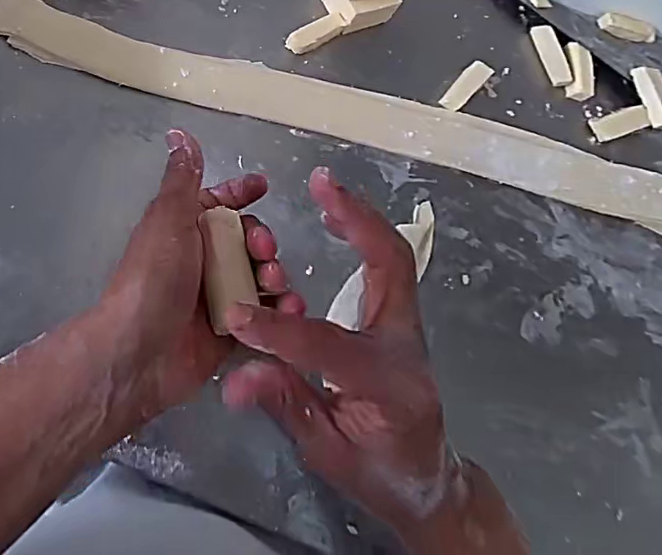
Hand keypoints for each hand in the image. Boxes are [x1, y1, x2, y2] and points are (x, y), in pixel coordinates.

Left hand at [97, 129, 303, 419]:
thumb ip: (183, 177)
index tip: (262, 186)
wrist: (139, 351)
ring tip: (274, 284)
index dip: (241, 192)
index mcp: (186, 226)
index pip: (221, 201)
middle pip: (248, 239)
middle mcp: (203, 257)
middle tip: (263, 250)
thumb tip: (179, 133)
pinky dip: (278, 312)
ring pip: (260, 275)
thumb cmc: (154, 276)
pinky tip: (287, 311)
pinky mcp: (230, 329)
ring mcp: (218, 294)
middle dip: (263, 239)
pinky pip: (262, 315)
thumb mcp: (168, 217)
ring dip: (275, 275)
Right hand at [221, 168, 525, 553]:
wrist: (426, 478)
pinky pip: (389, 263)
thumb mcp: (328, 452)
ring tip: (324, 187)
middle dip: (355, 217)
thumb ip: (286, 406)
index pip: (327, 345)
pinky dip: (364, 232)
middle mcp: (405, 341)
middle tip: (320, 182)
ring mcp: (409, 324)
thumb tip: (236, 379)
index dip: (279, 330)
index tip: (238, 315)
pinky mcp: (401, 315)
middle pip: (392, 264)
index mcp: (388, 383)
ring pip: (394, 254)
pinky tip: (335, 219)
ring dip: (359, 215)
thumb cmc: (378, 471)